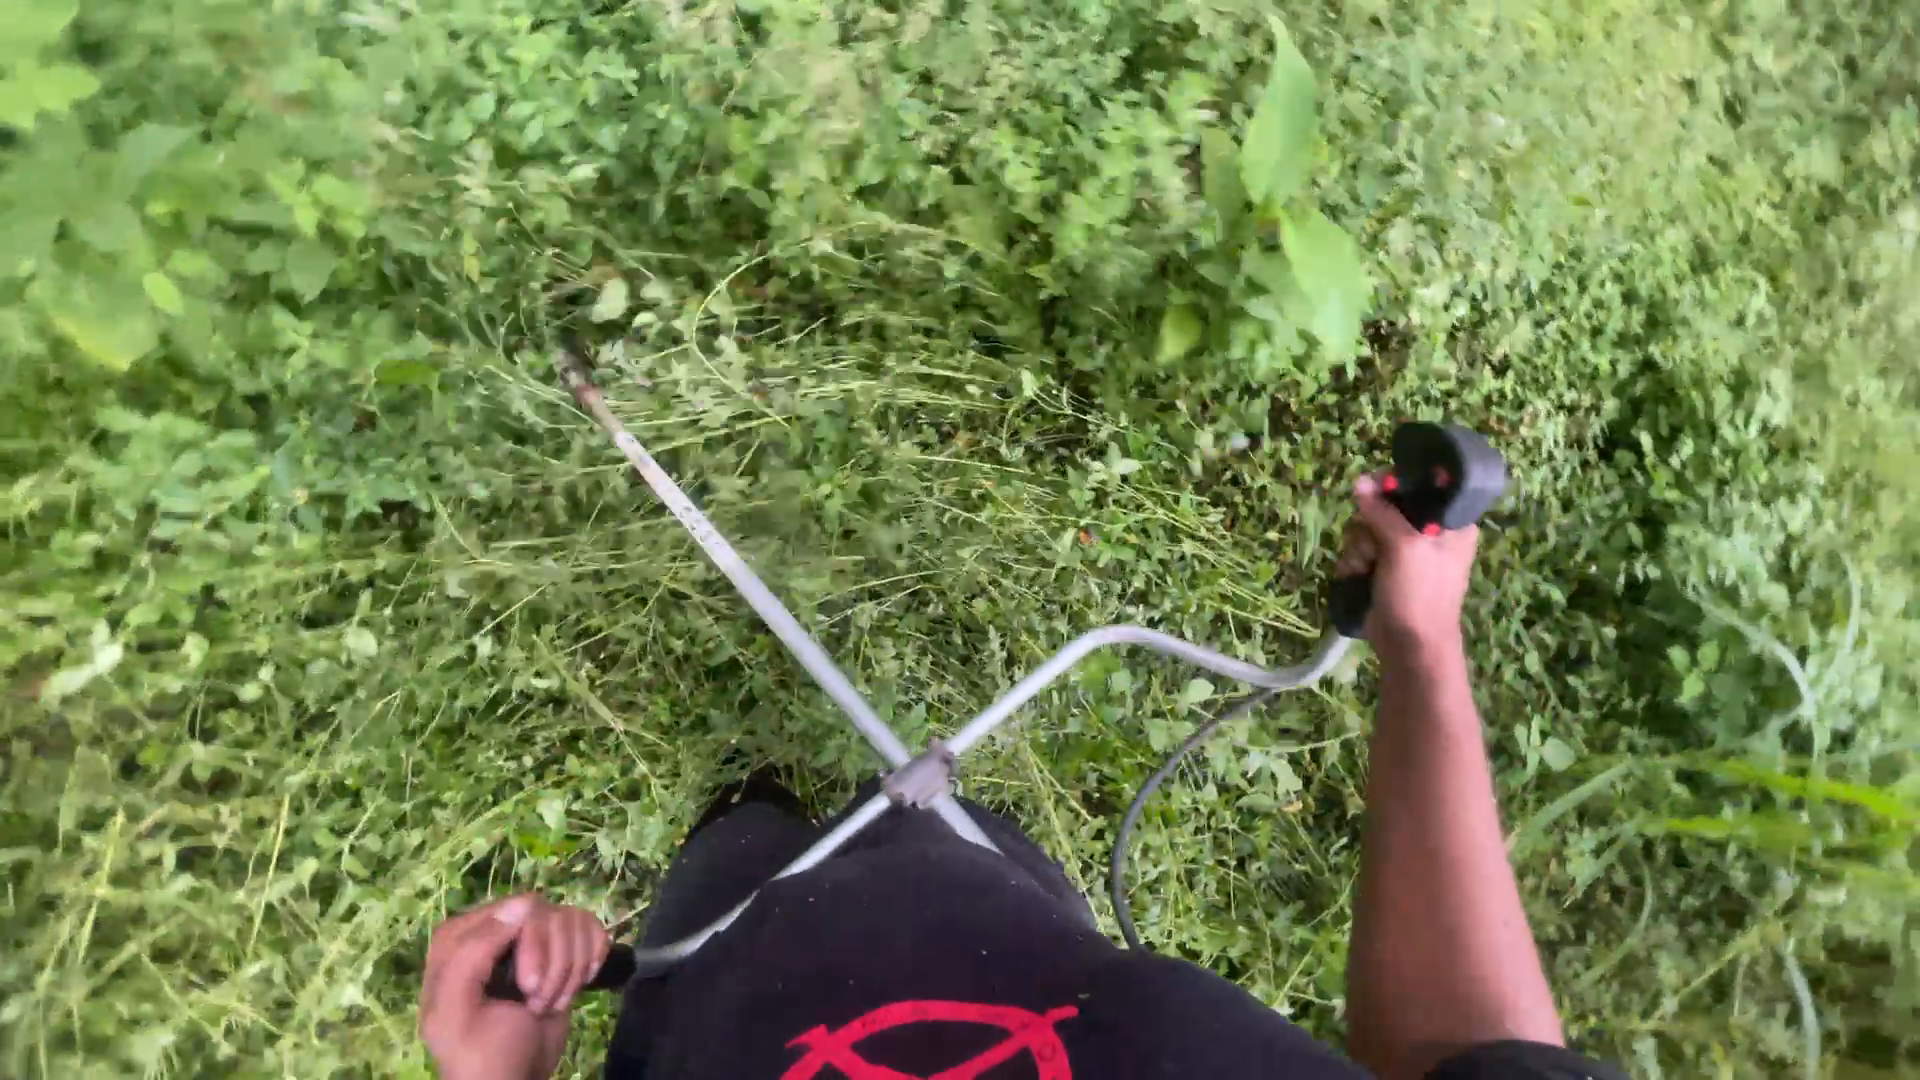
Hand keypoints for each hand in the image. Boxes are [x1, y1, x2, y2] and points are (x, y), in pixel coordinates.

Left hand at [419, 894, 610, 1079]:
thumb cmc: (481, 1055)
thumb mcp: (456, 1013)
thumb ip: (471, 955)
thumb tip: (523, 903)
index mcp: (462, 938)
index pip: (517, 909)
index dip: (532, 944)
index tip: (526, 986)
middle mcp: (500, 928)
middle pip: (550, 915)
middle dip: (555, 962)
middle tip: (538, 999)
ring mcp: (534, 936)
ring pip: (574, 921)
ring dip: (571, 969)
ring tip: (550, 1001)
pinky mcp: (563, 945)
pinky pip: (592, 927)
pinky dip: (591, 960)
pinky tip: (576, 985)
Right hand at [1335, 472, 1478, 653]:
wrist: (1410, 645)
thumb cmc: (1418, 595)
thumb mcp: (1404, 547)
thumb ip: (1383, 512)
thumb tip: (1359, 482)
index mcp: (1450, 522)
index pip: (1422, 485)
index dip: (1394, 485)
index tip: (1373, 493)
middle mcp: (1427, 532)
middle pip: (1384, 506)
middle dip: (1369, 525)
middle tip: (1373, 548)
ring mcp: (1403, 552)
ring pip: (1365, 528)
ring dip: (1357, 547)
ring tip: (1364, 568)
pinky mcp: (1383, 568)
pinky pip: (1358, 549)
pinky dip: (1353, 562)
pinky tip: (1356, 576)